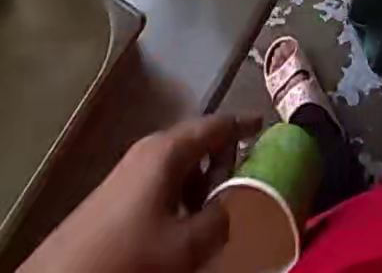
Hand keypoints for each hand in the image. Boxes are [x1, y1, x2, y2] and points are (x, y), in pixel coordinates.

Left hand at [21, 114, 256, 272]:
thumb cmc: (128, 257)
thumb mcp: (185, 248)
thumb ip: (219, 221)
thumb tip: (228, 208)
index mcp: (169, 150)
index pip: (217, 125)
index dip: (243, 125)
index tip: (265, 126)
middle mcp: (150, 149)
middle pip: (199, 141)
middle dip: (222, 160)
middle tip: (239, 188)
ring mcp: (130, 169)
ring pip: (180, 165)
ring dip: (200, 183)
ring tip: (210, 215)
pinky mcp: (116, 193)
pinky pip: (161, 182)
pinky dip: (179, 196)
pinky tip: (180, 229)